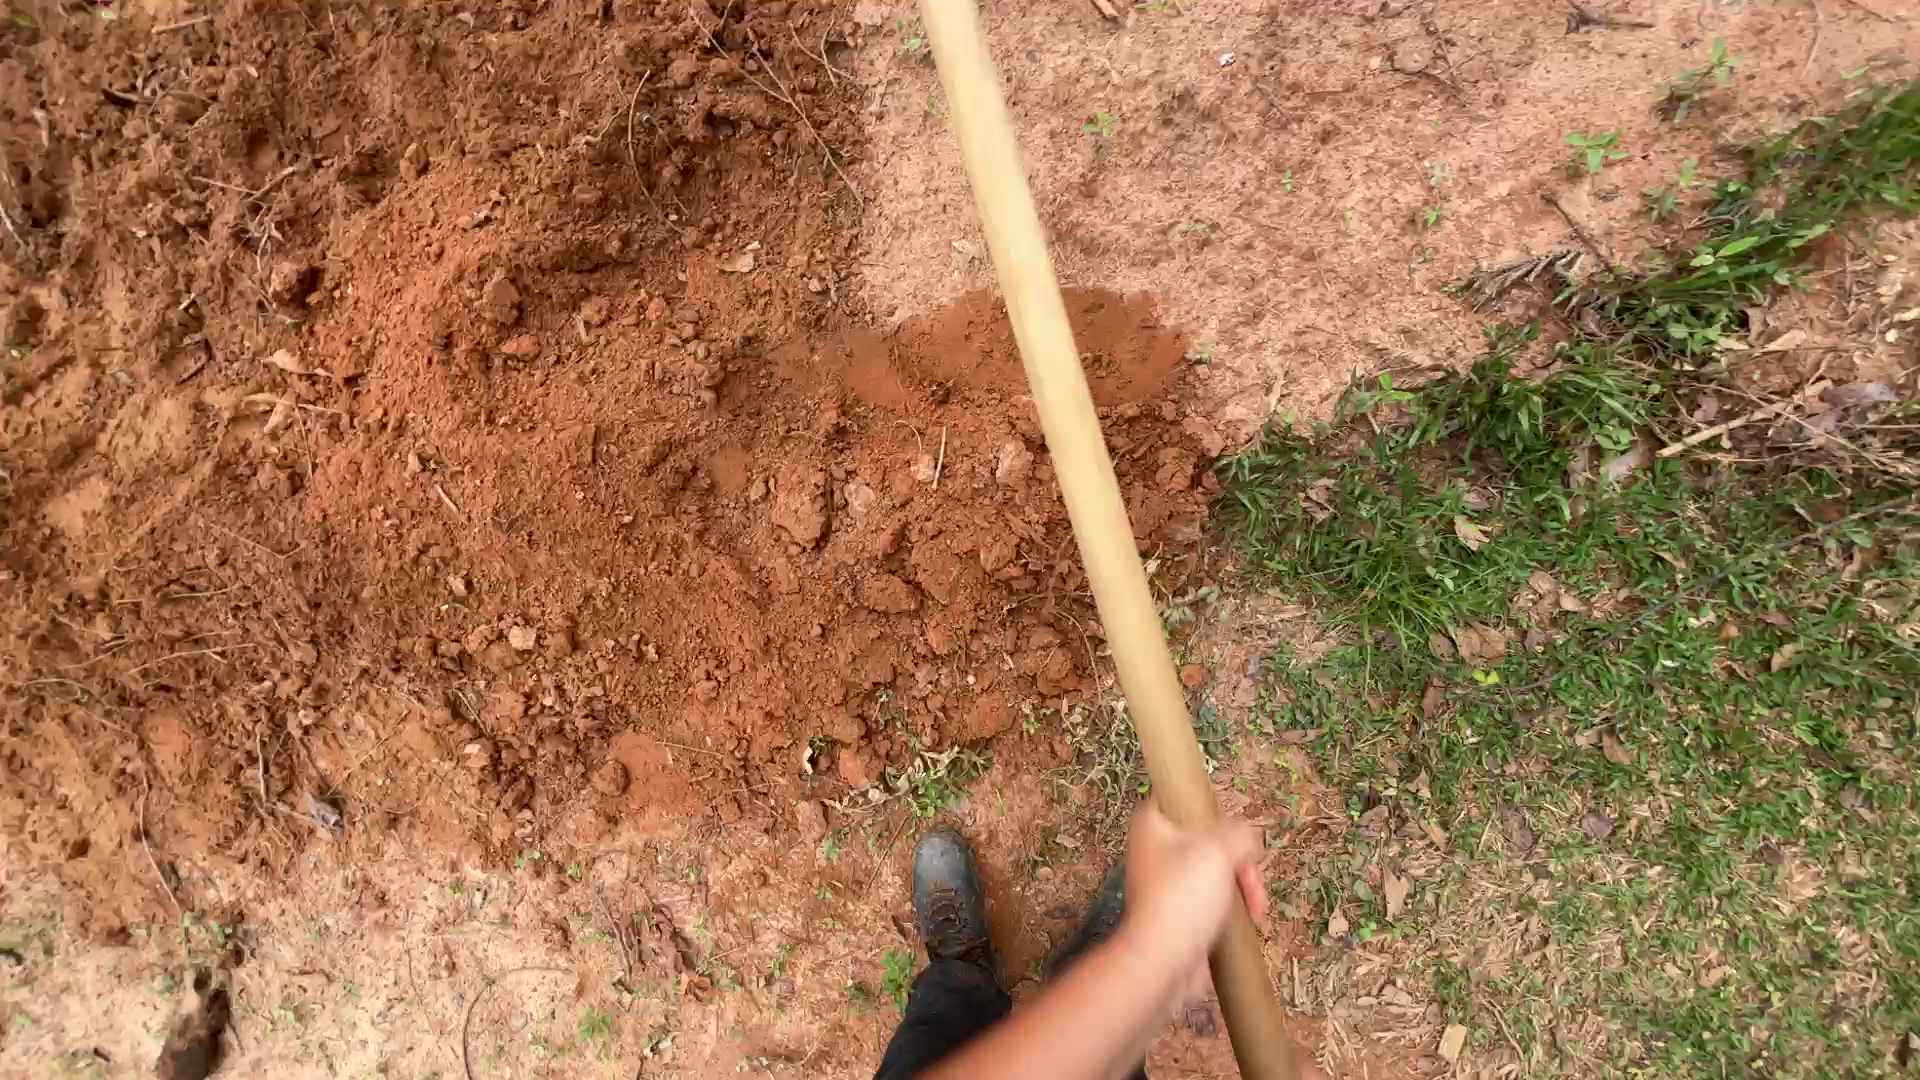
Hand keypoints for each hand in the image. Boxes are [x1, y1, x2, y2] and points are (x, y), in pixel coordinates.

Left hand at [1119, 803, 1267, 992]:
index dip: (1217, 814)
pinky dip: (1230, 906)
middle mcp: (1154, 845)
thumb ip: (1239, 832)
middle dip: (1240, 860)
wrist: (1163, 961)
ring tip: (1256, 910)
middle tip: (1253, 882)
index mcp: (1152, 820)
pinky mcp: (1176, 908)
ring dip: (1241, 885)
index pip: (1188, 799)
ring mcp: (1165, 878)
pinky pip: (1210, 896)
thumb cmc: (1183, 896)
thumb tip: (1248, 835)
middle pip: (1209, 838)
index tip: (1238, 836)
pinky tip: (1247, 921)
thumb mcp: (1218, 850)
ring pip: (1214, 869)